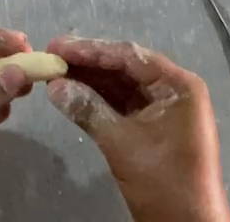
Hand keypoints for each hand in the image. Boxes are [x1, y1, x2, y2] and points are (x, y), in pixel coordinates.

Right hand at [46, 36, 229, 221]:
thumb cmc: (164, 183)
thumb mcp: (123, 144)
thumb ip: (88, 109)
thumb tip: (53, 86)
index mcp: (177, 85)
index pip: (129, 56)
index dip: (91, 49)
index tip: (58, 45)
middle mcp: (172, 89)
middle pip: (124, 67)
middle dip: (88, 63)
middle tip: (52, 55)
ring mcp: (162, 108)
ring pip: (121, 85)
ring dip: (90, 80)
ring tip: (56, 72)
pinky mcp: (152, 127)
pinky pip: (122, 104)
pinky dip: (98, 100)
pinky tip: (72, 94)